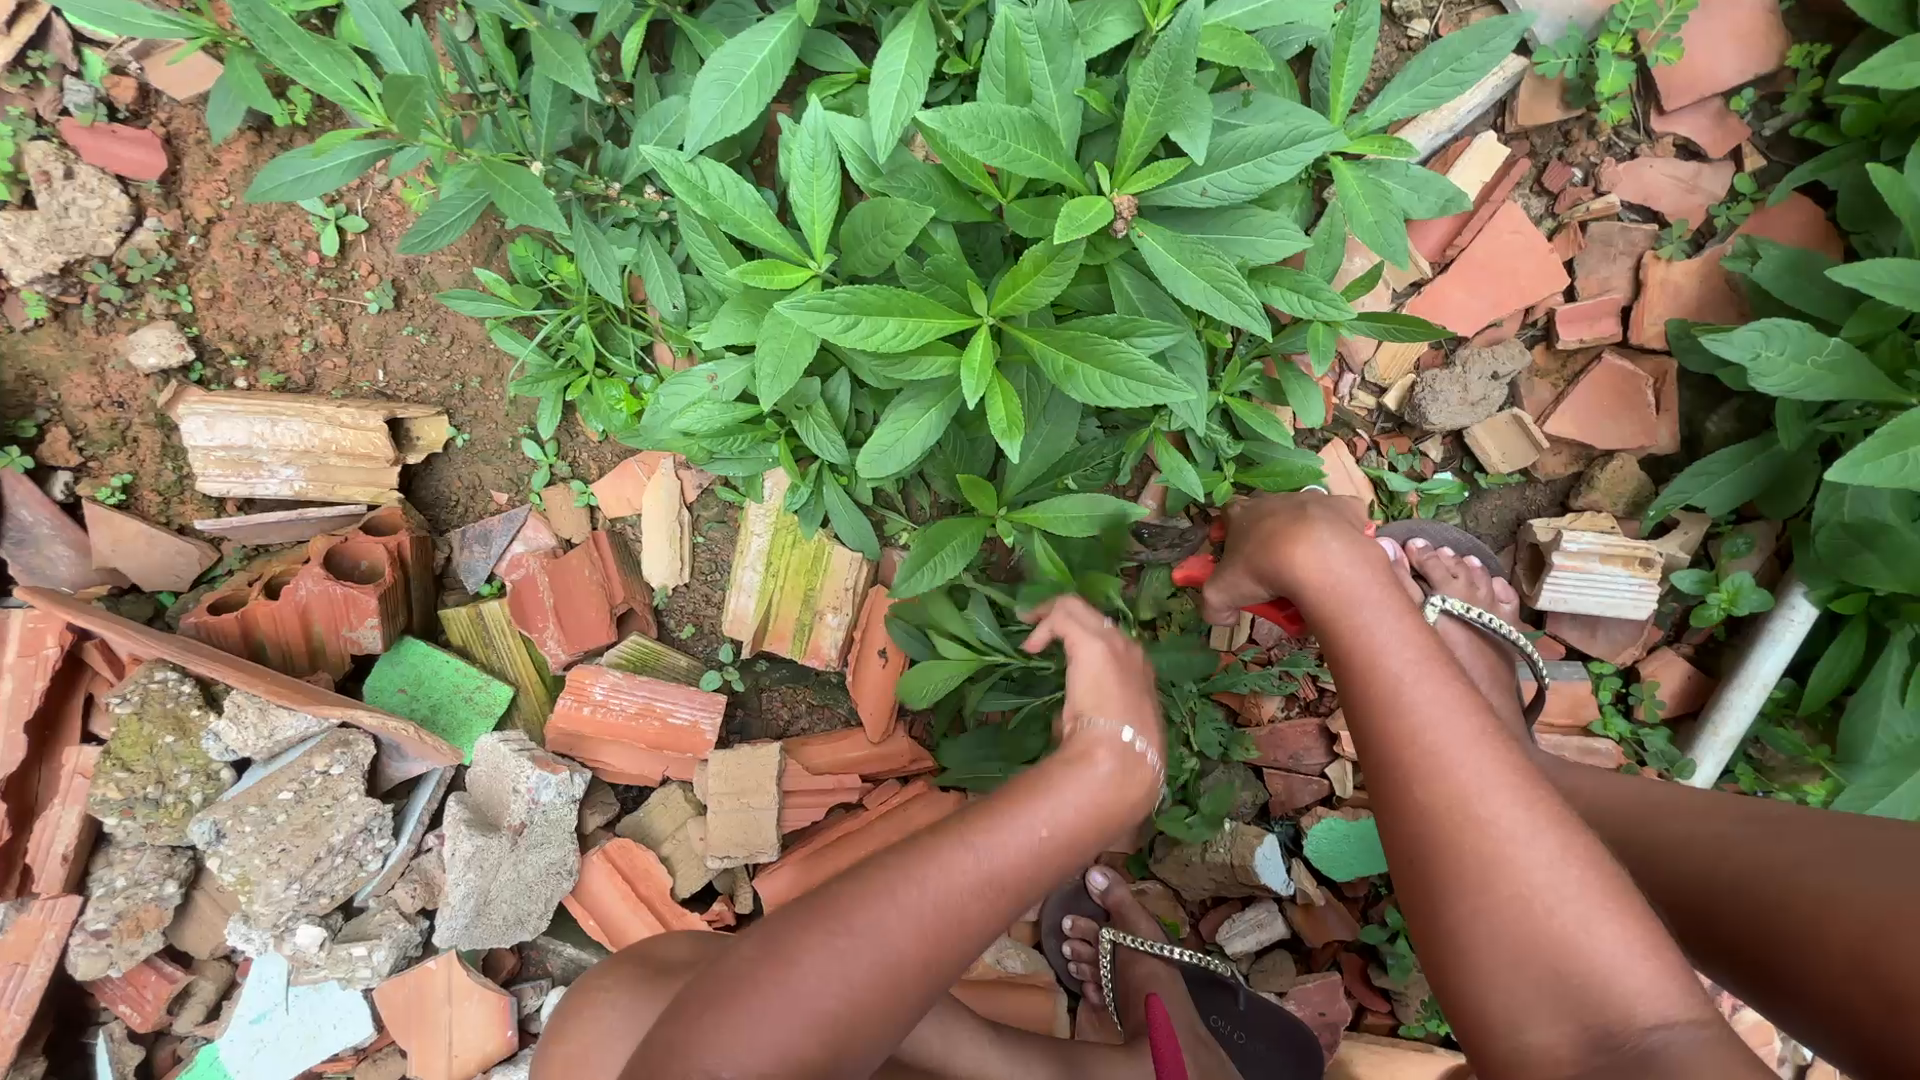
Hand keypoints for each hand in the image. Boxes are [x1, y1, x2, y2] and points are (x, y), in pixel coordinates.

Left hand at [1021, 595, 1164, 804]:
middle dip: (1062, 615)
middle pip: (1093, 615)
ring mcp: (1113, 643)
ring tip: (1029, 627)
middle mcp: (1130, 649)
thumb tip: (1066, 725)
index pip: (1109, 638)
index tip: (1058, 648)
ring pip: (1077, 607)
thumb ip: (1092, 718)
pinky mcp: (1092, 643)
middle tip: (1036, 627)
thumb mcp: (1109, 731)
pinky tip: (1030, 647)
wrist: (1122, 759)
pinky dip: (1043, 627)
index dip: (1081, 637)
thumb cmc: (1119, 754)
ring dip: (1050, 615)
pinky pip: (1062, 617)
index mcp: (1139, 671)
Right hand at [1199, 490, 1379, 625]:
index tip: (1233, 556)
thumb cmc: (1262, 569)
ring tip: (1307, 570)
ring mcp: (1311, 500)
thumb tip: (1224, 618)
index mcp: (1241, 514)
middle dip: (1266, 538)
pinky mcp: (1345, 506)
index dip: (1227, 533)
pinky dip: (1339, 534)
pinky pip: (1341, 518)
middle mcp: (1275, 500)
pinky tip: (1338, 556)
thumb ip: (1213, 607)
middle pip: (1266, 514)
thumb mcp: (1221, 595)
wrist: (1318, 559)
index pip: (1227, 513)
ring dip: (1302, 537)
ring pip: (1303, 516)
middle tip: (1269, 570)